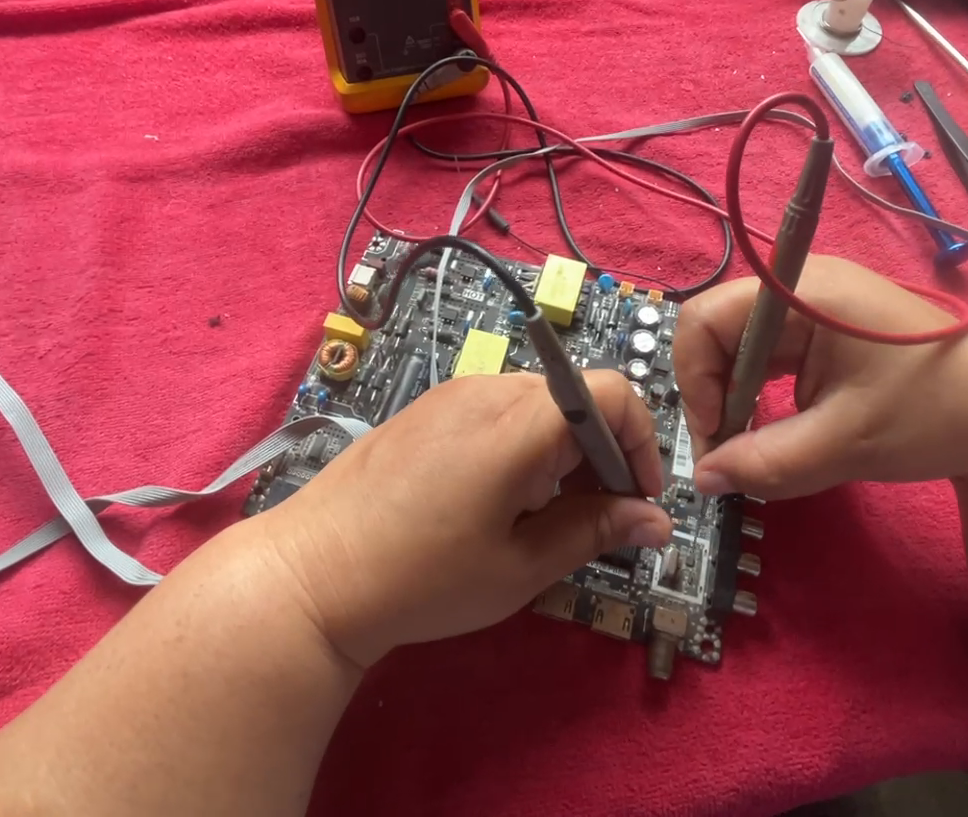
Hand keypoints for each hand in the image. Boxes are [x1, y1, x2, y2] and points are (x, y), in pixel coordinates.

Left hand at [248, 371, 671, 666]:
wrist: (312, 573)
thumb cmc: (421, 577)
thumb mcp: (519, 566)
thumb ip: (595, 531)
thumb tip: (655, 522)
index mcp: (517, 421)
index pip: (610, 392)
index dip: (640, 442)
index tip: (636, 501)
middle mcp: (486, 390)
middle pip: (575, 397)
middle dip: (602, 453)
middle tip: (595, 518)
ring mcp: (452, 395)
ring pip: (537, 403)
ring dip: (563, 450)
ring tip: (543, 514)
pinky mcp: (428, 409)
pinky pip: (497, 410)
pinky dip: (523, 444)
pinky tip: (498, 498)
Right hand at [674, 256, 967, 499]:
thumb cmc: (937, 415)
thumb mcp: (845, 445)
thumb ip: (765, 463)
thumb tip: (702, 481)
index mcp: (802, 291)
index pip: (705, 318)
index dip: (696, 377)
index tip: (716, 436)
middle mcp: (797, 287)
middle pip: (717, 331)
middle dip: (713, 394)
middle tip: (728, 452)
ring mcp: (809, 306)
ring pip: (736, 347)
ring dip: (733, 397)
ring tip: (748, 445)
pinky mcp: (819, 330)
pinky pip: (764, 357)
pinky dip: (756, 394)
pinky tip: (771, 427)